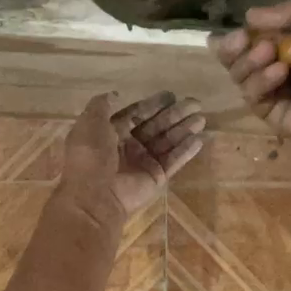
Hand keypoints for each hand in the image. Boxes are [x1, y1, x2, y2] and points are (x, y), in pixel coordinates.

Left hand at [60, 92, 206, 217]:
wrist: (94, 196)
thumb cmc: (90, 156)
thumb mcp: (89, 123)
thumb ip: (101, 106)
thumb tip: (116, 94)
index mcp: (110, 133)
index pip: (135, 114)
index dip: (152, 104)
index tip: (171, 95)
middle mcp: (127, 147)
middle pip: (155, 126)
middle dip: (174, 114)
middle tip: (195, 103)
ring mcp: (143, 163)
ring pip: (167, 142)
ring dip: (184, 129)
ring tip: (201, 118)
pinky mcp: (156, 178)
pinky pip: (173, 161)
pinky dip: (186, 150)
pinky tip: (199, 138)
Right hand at [209, 0, 290, 166]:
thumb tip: (250, 16)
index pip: (272, 29)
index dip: (256, 25)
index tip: (247, 22)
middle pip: (249, 51)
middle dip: (241, 43)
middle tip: (240, 40)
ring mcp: (282, 91)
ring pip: (245, 71)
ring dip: (249, 59)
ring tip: (267, 54)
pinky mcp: (273, 114)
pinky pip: (252, 94)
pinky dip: (259, 80)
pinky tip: (279, 74)